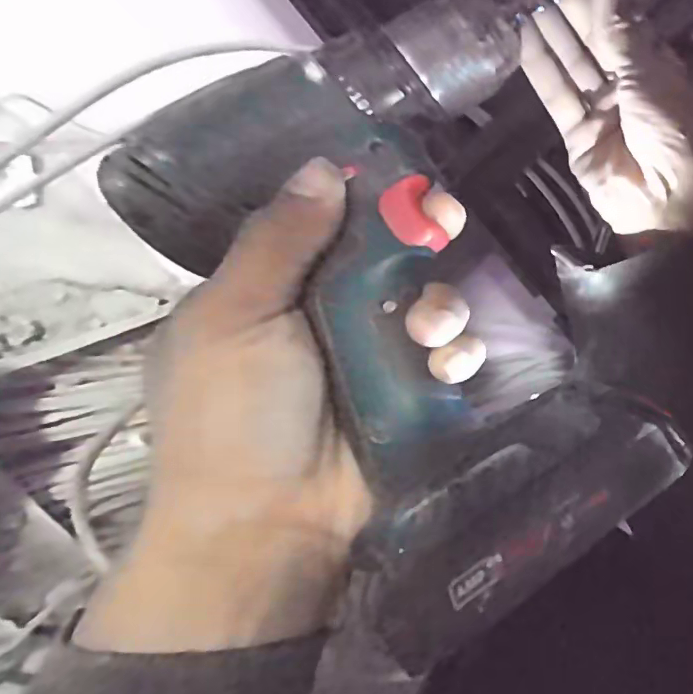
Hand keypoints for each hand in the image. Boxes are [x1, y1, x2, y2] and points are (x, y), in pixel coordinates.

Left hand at [76, 158, 475, 651]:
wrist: (267, 526)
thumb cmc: (234, 416)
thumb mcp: (234, 319)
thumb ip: (277, 242)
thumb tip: (322, 166)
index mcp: (279, 287)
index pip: (335, 222)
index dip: (374, 196)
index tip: (410, 179)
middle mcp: (333, 313)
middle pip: (395, 256)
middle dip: (427, 237)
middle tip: (450, 224)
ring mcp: (379, 355)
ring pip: (431, 301)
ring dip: (442, 304)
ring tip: (430, 333)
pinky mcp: (414, 392)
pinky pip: (450, 354)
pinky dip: (458, 351)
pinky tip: (446, 364)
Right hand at [503, 0, 692, 235]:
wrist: (670, 205)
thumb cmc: (674, 135)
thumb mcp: (648, 76)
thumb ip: (618, 28)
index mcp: (654, 64)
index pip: (618, 16)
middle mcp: (624, 80)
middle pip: (586, 30)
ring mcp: (597, 106)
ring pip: (565, 56)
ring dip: (541, 18)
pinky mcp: (576, 134)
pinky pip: (554, 92)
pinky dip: (537, 63)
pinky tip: (519, 28)